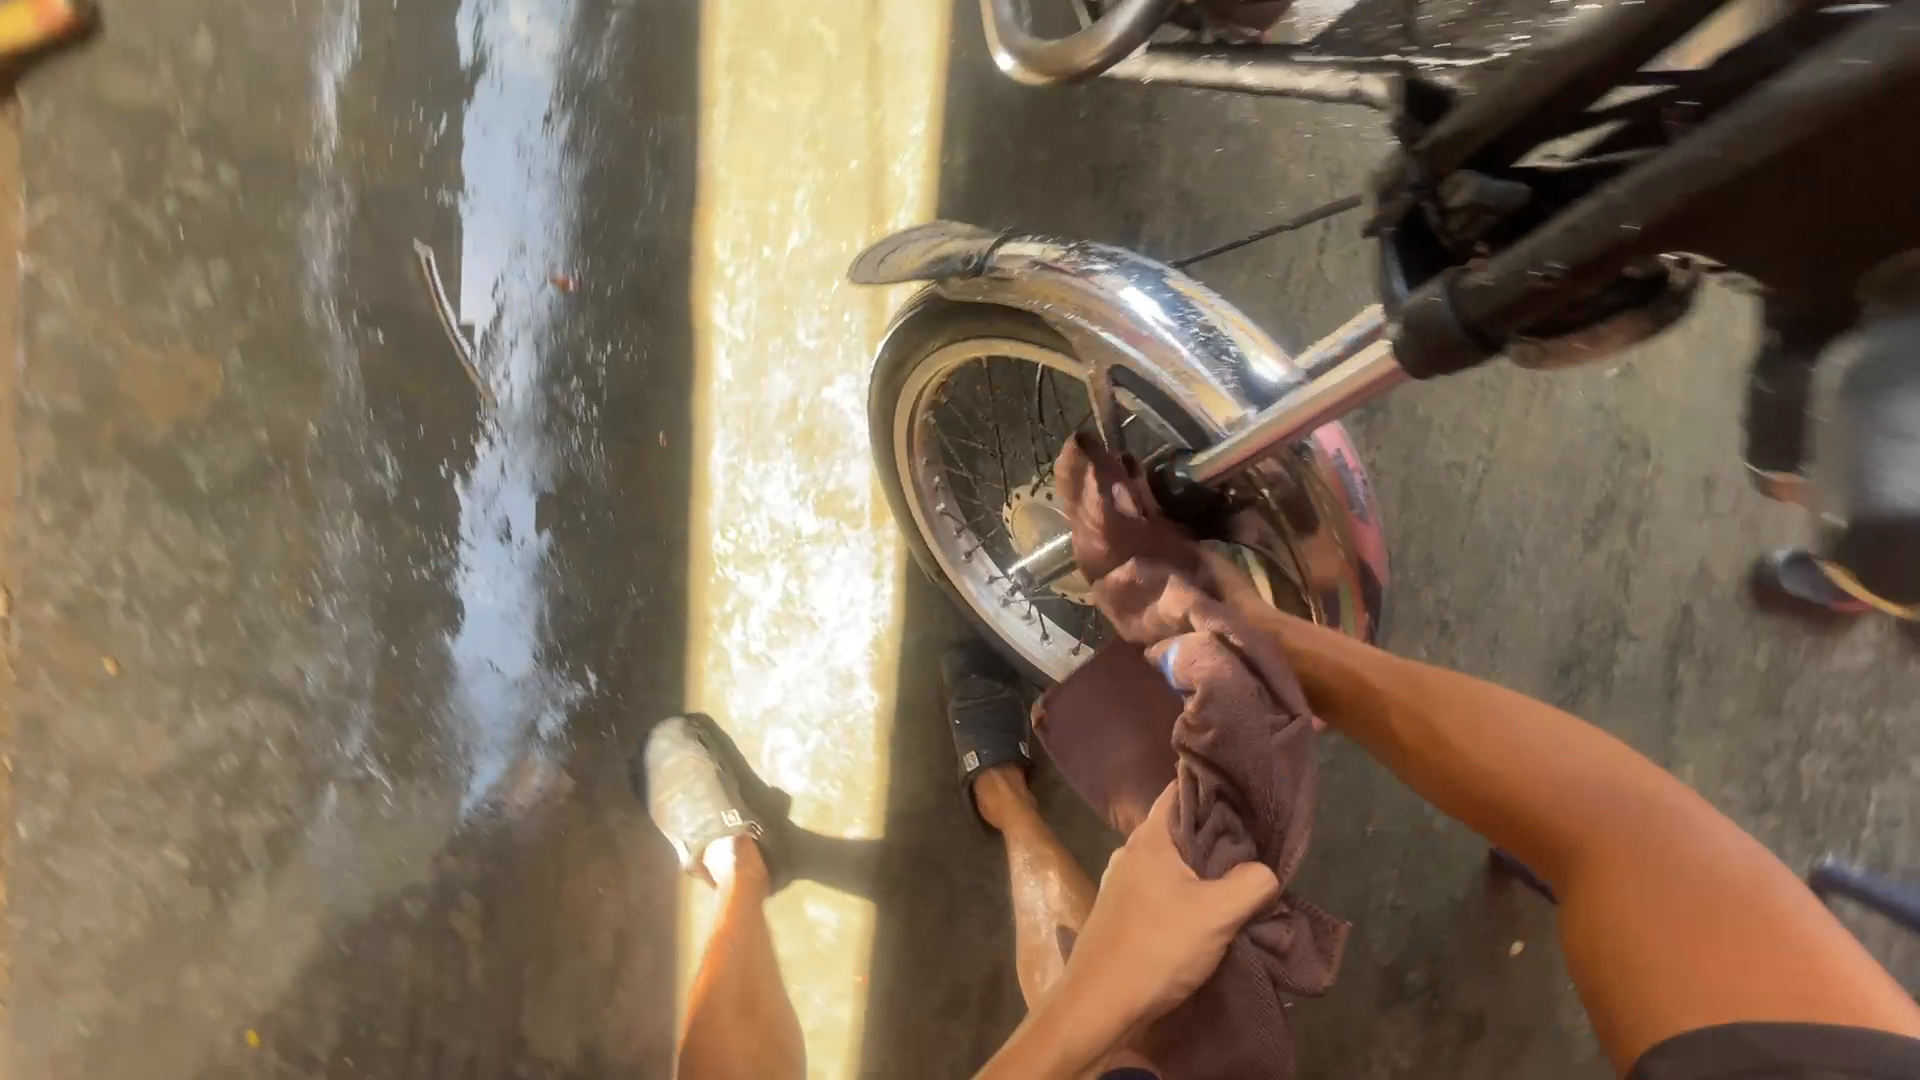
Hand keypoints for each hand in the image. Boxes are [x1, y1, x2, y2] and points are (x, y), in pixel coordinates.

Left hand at [1060, 782, 1280, 1029]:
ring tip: (1236, 877)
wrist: (1101, 1001)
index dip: (1210, 788)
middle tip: (1253, 843)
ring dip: (1200, 867)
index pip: (1179, 791)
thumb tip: (1265, 870)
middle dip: (1213, 833)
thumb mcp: (1217, 914)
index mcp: (1149, 837)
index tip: (1243, 795)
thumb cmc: (1157, 946)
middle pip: (1178, 828)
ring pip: (1170, 860)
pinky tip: (1206, 908)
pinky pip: (1160, 886)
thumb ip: (1250, 884)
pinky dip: (1184, 889)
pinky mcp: (1122, 909)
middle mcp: (1131, 850)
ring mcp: (1123, 881)